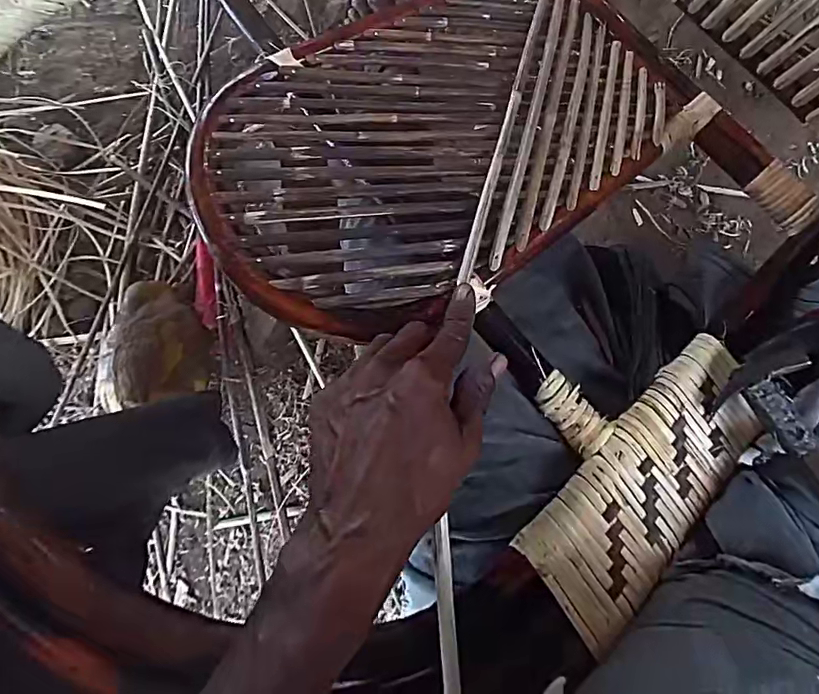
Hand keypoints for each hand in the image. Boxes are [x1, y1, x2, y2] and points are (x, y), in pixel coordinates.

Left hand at [204, 285, 505, 692]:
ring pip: (379, 347)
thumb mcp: (462, 449)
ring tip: (406, 378)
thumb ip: (475, 397)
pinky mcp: (328, 396)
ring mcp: (351, 381)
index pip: (448, 333)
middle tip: (437, 353)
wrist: (355, 525)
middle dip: (427, 337)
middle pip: (411, 333)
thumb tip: (490, 366)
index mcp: (422, 381)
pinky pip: (354, 370)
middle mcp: (383, 372)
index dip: (460, 310)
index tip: (463, 293)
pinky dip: (370, 375)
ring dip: (397, 352)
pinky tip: (376, 400)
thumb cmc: (413, 493)